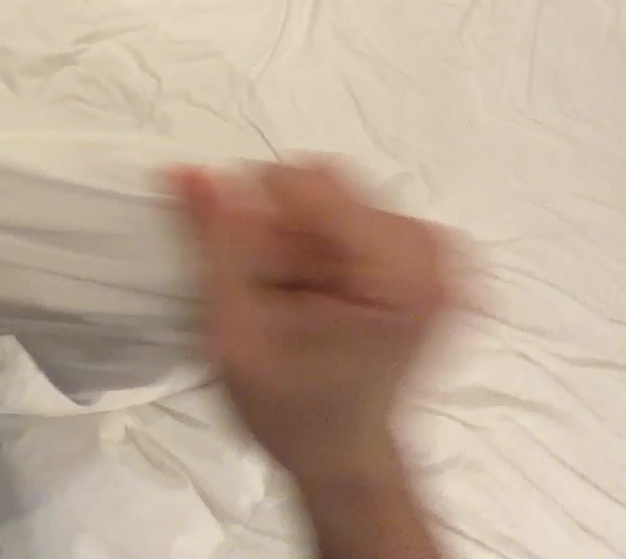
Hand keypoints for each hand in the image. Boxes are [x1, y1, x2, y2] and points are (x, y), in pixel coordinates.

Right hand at [170, 160, 453, 490]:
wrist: (342, 456)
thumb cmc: (288, 405)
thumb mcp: (232, 328)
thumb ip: (215, 242)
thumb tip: (189, 169)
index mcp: (396, 275)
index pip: (306, 183)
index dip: (259, 218)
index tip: (252, 272)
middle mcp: (433, 256)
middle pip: (323, 187)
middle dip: (281, 228)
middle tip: (273, 288)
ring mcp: (436, 255)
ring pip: (330, 194)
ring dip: (296, 235)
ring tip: (293, 293)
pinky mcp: (428, 257)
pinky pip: (348, 209)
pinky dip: (317, 239)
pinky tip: (315, 286)